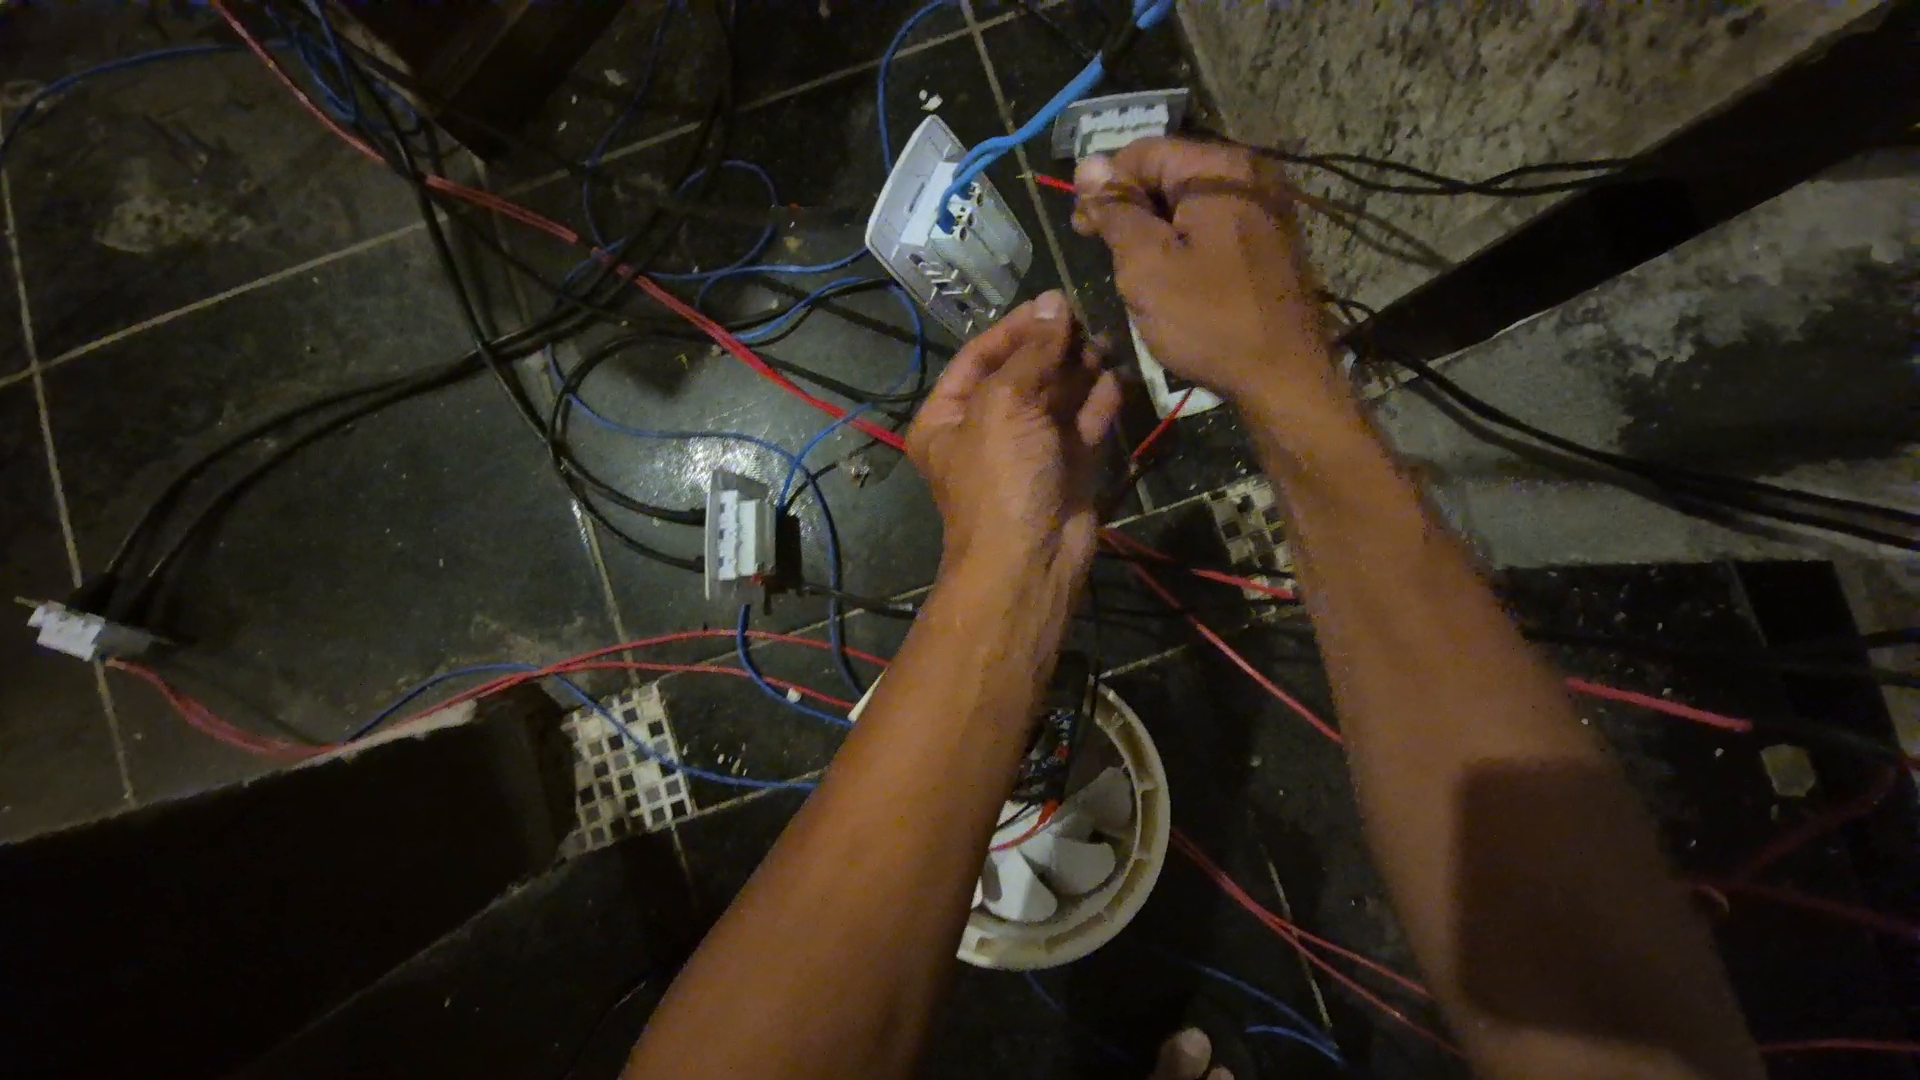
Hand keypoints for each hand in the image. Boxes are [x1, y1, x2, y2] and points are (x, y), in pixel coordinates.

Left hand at [906, 290, 1121, 578]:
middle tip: (1088, 321)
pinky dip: (1100, 402)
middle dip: (1053, 348)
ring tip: (1107, 342)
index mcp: (948, 417)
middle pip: (1022, 374)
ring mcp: (1028, 450)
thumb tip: (1055, 302)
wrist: (1029, 560)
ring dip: (1080, 370)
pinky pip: (1083, 425)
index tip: (1053, 303)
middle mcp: (986, 430)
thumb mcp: (1004, 405)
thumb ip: (1031, 351)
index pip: (979, 357)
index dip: (1015, 328)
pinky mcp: (1066, 467)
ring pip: (1056, 397)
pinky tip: (1118, 377)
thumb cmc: (1000, 478)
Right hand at [1071, 137, 1349, 423]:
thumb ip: (1116, 211)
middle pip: (1170, 174)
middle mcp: (1250, 175)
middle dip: (1129, 208)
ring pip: (1190, 203)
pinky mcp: (1269, 243)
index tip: (1080, 228)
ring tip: (1132, 271)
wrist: (1281, 375)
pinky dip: (1183, 244)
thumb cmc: (1208, 320)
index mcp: (1220, 169)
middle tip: (1101, 252)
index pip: (1144, 152)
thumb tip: (1088, 164)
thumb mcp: (1146, 266)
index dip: (1103, 185)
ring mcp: (1266, 209)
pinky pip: (1213, 227)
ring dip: (1154, 230)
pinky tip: (1169, 278)